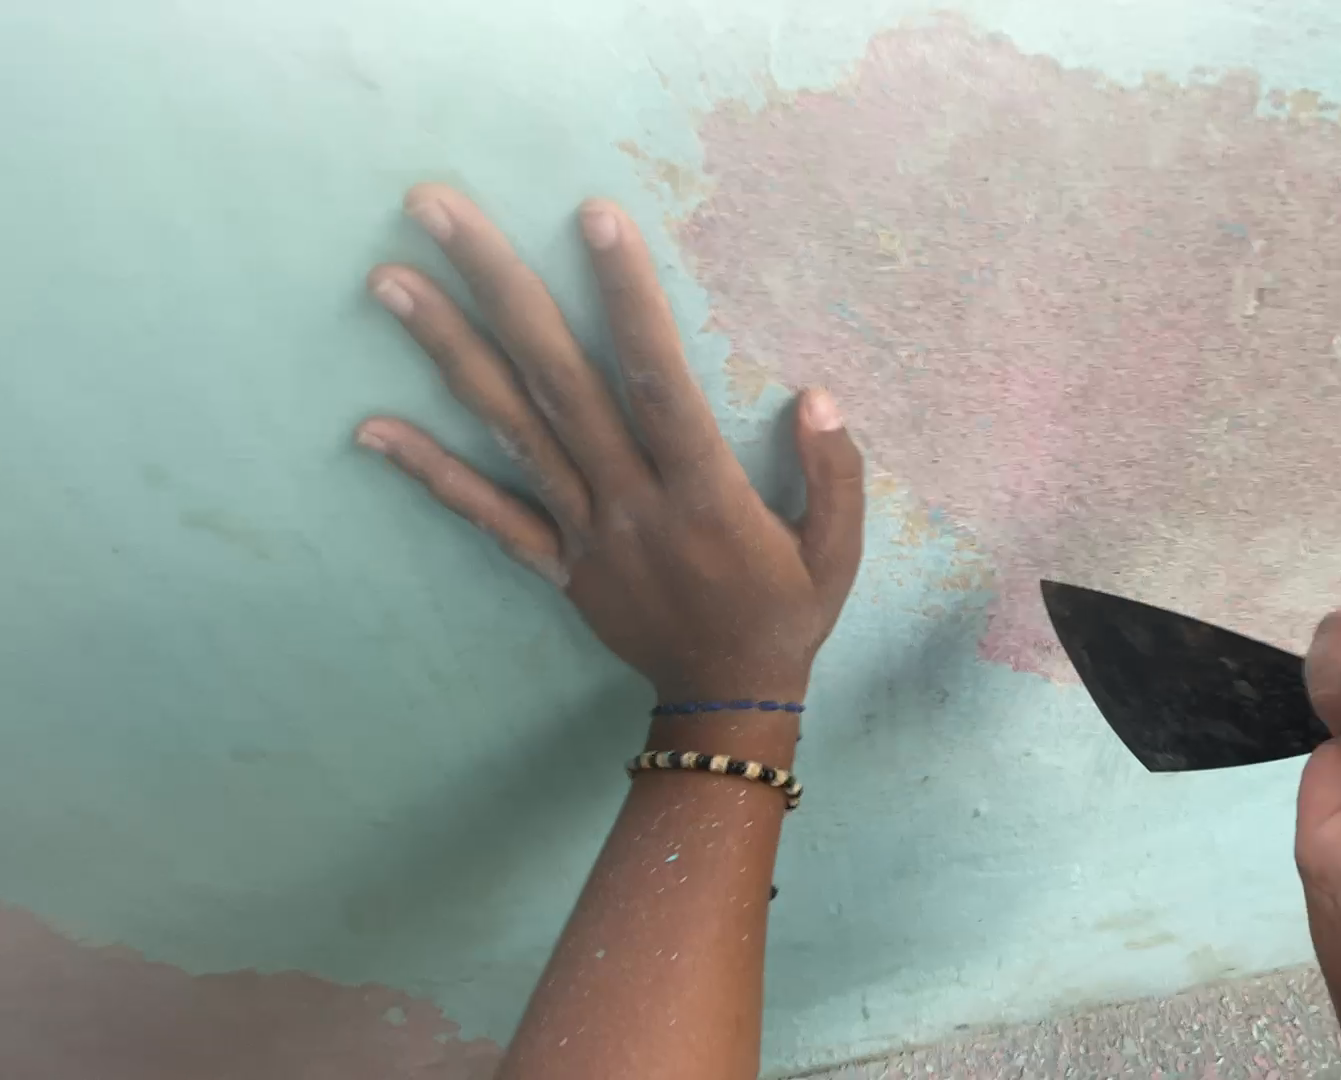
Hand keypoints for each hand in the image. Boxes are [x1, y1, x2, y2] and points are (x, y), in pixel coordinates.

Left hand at [355, 185, 863, 700]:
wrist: (730, 696)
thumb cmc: (790, 614)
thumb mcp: (840, 551)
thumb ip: (836, 474)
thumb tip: (817, 397)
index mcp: (707, 496)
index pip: (662, 383)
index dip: (632, 301)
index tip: (597, 219)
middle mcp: (635, 504)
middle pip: (563, 388)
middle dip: (503, 293)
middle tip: (436, 210)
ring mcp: (588, 535)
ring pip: (516, 437)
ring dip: (452, 357)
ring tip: (389, 282)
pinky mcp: (562, 567)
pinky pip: (491, 519)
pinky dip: (433, 475)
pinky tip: (374, 430)